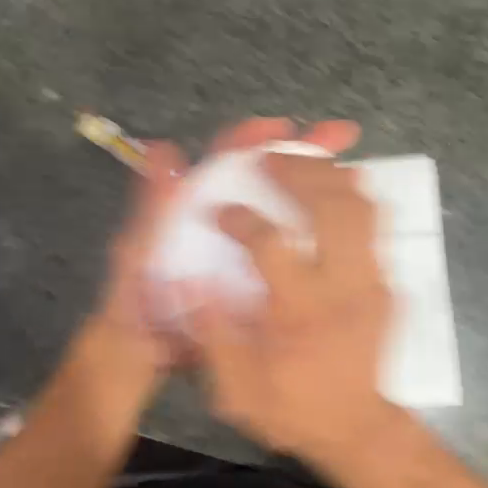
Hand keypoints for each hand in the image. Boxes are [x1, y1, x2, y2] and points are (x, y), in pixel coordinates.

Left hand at [84, 118, 360, 376]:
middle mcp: (221, 222)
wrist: (141, 358)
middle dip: (301, 156)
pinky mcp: (252, 282)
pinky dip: (312, 243)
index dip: (254, 140)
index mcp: (192, 208)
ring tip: (354, 177)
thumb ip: (153, 207)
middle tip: (341, 139)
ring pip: (280, 215)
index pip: (227, 162)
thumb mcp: (138, 252)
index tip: (285, 130)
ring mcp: (239, 252)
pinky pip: (285, 258)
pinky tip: (343, 238)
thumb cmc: (133, 300)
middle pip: (264, 180)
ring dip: (315, 193)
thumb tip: (166, 149)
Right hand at [189, 152, 399, 466]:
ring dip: (330, 176)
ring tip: (300, 165)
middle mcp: (344, 287)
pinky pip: (377, 223)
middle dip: (297, 172)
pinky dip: (353, 197)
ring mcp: (374, 281)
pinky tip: (329, 190)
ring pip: (363, 206)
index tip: (221, 213)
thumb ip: (215, 335)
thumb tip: (195, 282)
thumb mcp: (237, 391)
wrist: (358, 431)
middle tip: (267, 160)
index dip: (241, 219)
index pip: (271, 242)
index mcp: (301, 311)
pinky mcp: (388, 284)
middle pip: (332, 205)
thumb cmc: (292, 410)